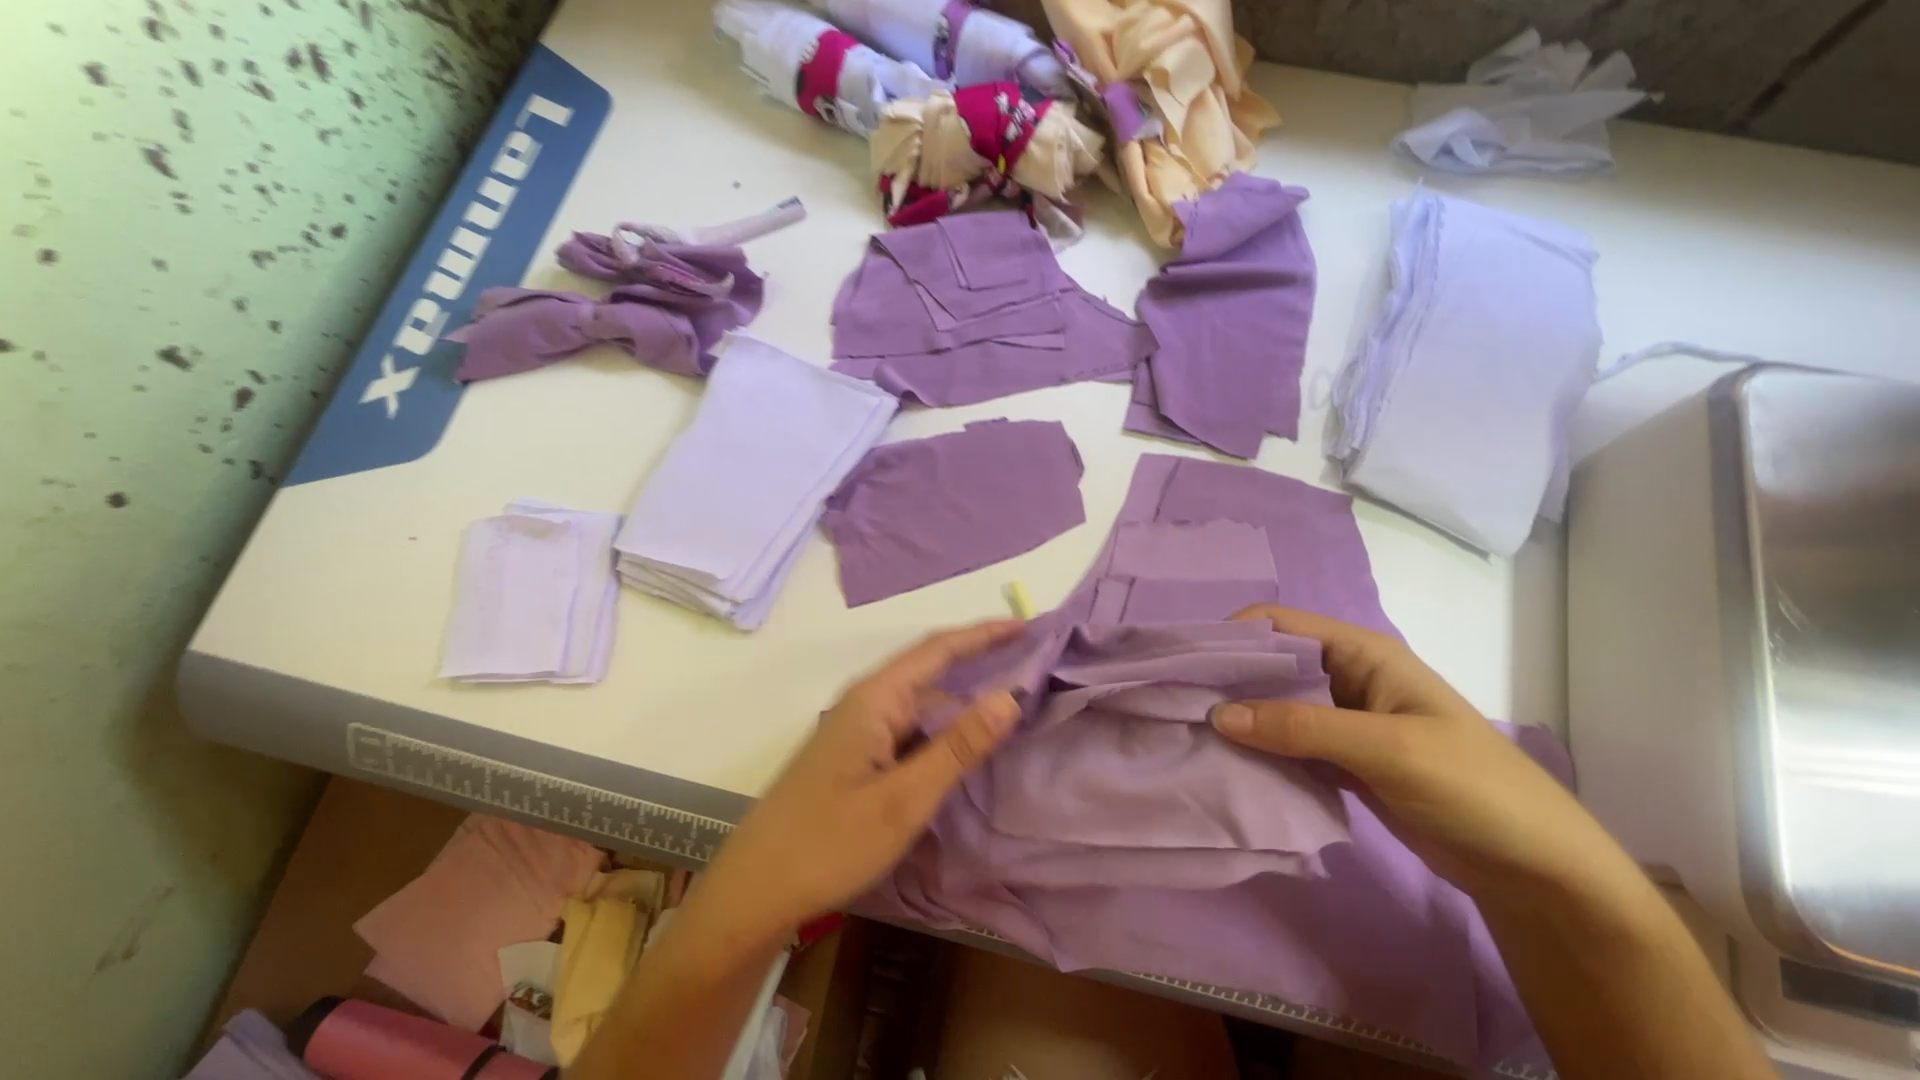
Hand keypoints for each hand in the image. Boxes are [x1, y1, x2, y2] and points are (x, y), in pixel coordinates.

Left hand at [693, 618, 1025, 939]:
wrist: (756, 891)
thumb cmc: (830, 842)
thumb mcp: (905, 798)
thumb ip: (959, 747)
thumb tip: (1010, 695)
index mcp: (874, 700)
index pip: (936, 650)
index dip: (982, 635)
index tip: (1026, 626)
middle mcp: (863, 706)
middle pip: (928, 674)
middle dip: (977, 667)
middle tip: (1031, 669)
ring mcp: (854, 735)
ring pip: (918, 708)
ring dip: (960, 705)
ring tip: (1009, 709)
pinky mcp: (851, 762)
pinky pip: (906, 734)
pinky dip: (940, 733)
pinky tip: (962, 750)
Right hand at [1210, 606, 1630, 900]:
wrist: (1531, 865)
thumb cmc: (1470, 786)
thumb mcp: (1386, 748)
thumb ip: (1302, 728)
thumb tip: (1218, 714)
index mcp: (1366, 655)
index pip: (1283, 626)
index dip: (1232, 637)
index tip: (1183, 665)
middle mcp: (1351, 680)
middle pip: (1275, 666)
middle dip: (1228, 681)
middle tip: (1176, 705)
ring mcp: (1348, 724)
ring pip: (1278, 709)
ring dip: (1241, 720)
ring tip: (1190, 736)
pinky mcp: (1345, 764)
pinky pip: (1291, 748)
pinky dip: (1262, 753)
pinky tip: (1229, 766)